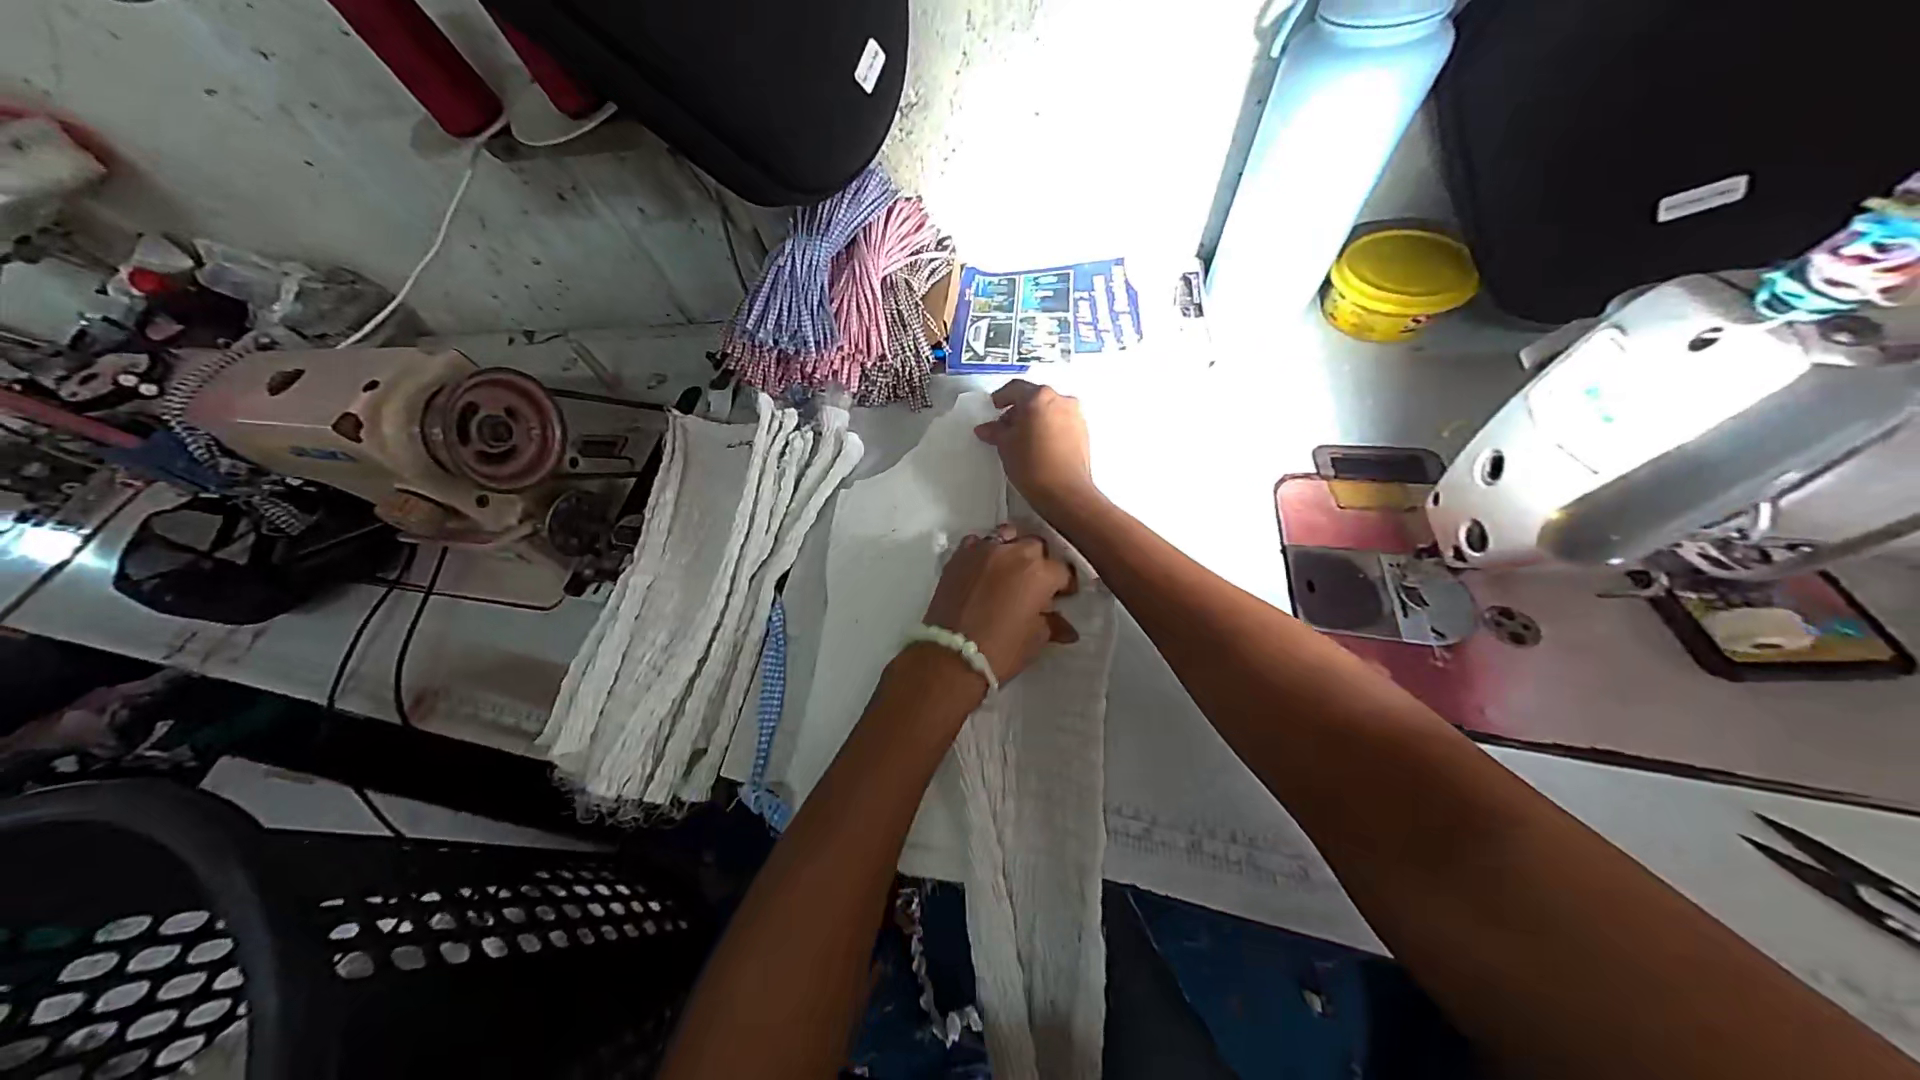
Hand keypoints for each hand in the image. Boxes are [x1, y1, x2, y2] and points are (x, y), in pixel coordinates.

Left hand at [922, 524, 1077, 686]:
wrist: (950, 655)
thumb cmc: (1001, 650)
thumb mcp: (1035, 640)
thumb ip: (1052, 624)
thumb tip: (1066, 627)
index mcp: (1040, 573)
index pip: (1063, 571)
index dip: (1065, 585)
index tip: (1062, 597)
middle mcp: (1015, 552)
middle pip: (1036, 546)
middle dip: (1040, 562)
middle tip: (1035, 583)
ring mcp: (984, 550)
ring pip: (1007, 536)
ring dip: (1013, 548)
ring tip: (1010, 568)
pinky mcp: (959, 555)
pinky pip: (978, 542)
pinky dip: (984, 551)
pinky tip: (984, 568)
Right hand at [974, 380, 1099, 516]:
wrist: (1065, 493)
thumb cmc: (1032, 466)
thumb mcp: (1005, 445)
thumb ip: (995, 431)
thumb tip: (986, 428)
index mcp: (1039, 397)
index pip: (1015, 388)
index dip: (1001, 397)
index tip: (994, 406)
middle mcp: (1060, 400)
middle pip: (1034, 398)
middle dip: (1018, 410)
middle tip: (1005, 426)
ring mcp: (1075, 415)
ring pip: (1049, 410)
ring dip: (1035, 419)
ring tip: (1022, 439)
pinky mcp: (1083, 432)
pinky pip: (1061, 422)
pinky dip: (1048, 428)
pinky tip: (1039, 446)